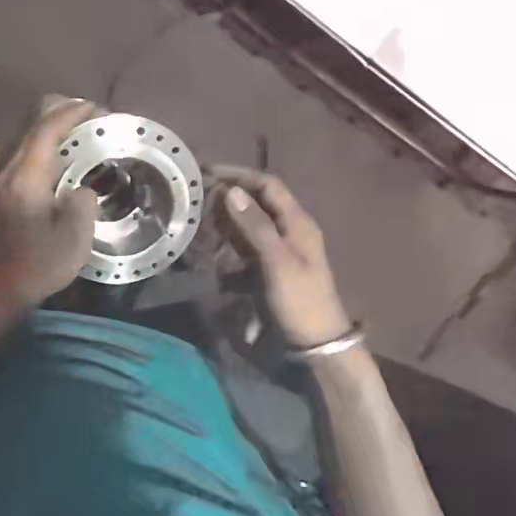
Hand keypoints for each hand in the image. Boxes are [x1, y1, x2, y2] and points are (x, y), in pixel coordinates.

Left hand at [0, 98, 100, 302]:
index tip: (97, 108)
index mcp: (27, 178)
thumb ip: (83, 200)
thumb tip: (81, 189)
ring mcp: (2, 181)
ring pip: (26, 140)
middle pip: (32, 128)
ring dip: (52, 130)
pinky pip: (23, 156)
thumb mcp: (76, 233)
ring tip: (80, 130)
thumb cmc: (44, 261)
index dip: (71, 114)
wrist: (9, 286)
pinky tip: (54, 151)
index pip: (46, 131)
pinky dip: (43, 145)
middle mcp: (9, 172)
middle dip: (62, 115)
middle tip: (92, 116)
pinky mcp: (4, 193)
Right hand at [211, 167, 353, 347]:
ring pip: (250, 225)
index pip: (268, 184)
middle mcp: (290, 230)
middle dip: (229, 197)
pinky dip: (230, 244)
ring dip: (227, 221)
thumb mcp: (277, 261)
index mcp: (298, 222)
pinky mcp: (272, 269)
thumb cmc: (300, 299)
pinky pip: (247, 247)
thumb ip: (255, 226)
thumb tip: (231, 191)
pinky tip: (212, 250)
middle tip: (198, 198)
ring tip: (199, 221)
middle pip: (258, 202)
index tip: (208, 172)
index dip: (240, 174)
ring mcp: (281, 250)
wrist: (317, 343)